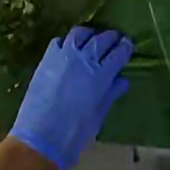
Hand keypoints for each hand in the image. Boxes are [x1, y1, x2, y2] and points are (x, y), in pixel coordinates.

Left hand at [8, 26, 131, 169]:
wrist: (41, 136)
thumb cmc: (75, 132)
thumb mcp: (98, 115)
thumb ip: (110, 94)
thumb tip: (122, 80)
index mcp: (100, 76)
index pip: (117, 55)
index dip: (124, 47)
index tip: (128, 43)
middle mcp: (83, 59)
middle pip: (100, 40)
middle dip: (110, 37)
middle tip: (115, 36)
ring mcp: (63, 55)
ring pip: (79, 34)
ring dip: (89, 33)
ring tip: (93, 36)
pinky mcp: (47, 57)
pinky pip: (59, 41)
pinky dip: (67, 41)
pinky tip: (69, 46)